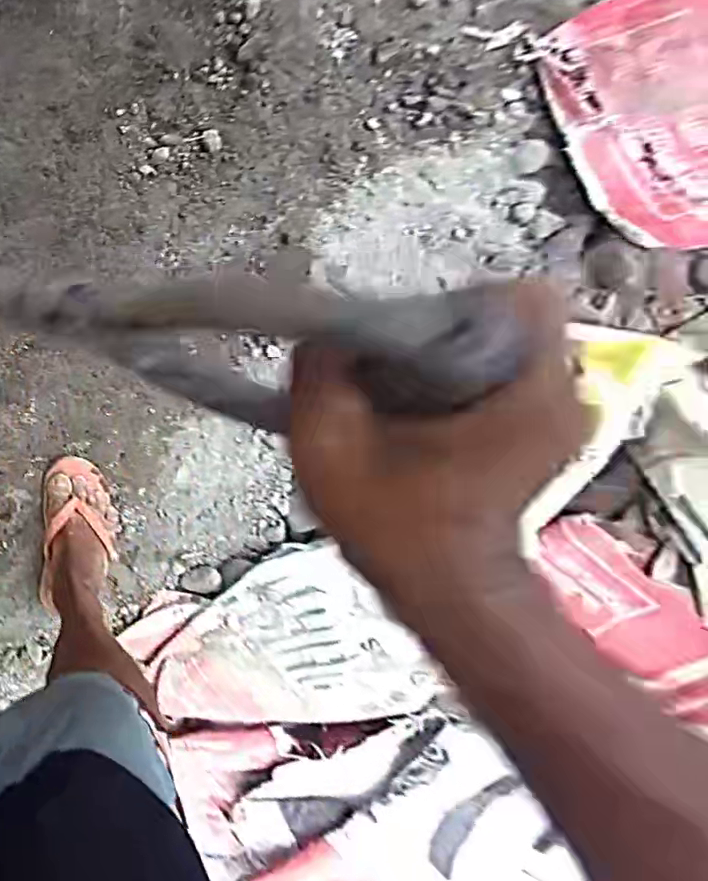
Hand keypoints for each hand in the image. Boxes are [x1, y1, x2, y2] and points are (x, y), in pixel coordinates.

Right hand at [288, 281, 589, 589]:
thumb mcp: (326, 440)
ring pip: (490, 346)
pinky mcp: (540, 429)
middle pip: (496, 320)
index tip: (392, 334)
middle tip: (376, 369)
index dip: (439, 302)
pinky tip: (401, 413)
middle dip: (428, 333)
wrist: (436, 581)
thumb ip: (318, 375)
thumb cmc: (392, 521)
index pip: (513, 299)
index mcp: (527, 395)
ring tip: (383, 394)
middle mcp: (562, 398)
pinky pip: (490, 376)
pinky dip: (442, 382)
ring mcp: (558, 415)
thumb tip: (318, 336)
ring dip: (431, 358)